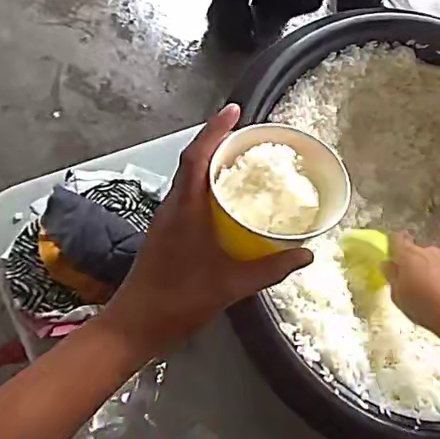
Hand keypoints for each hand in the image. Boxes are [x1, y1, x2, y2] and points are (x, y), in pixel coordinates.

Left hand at [108, 105, 311, 346]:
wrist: (132, 327)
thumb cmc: (177, 302)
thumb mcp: (231, 287)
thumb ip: (271, 269)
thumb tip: (307, 254)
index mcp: (185, 212)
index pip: (196, 159)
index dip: (215, 131)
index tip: (234, 111)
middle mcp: (173, 209)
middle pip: (193, 162)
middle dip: (218, 141)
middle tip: (250, 133)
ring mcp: (167, 220)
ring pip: (190, 178)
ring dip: (213, 162)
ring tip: (244, 158)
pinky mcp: (167, 232)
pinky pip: (190, 196)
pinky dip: (209, 185)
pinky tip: (230, 197)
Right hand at [382, 233, 439, 344]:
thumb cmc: (424, 307)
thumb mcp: (399, 296)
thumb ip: (392, 276)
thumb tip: (388, 264)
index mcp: (409, 255)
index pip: (397, 240)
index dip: (392, 244)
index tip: (391, 255)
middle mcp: (428, 250)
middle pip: (414, 250)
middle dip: (409, 261)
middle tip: (407, 280)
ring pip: (429, 258)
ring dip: (425, 267)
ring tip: (425, 289)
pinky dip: (438, 273)